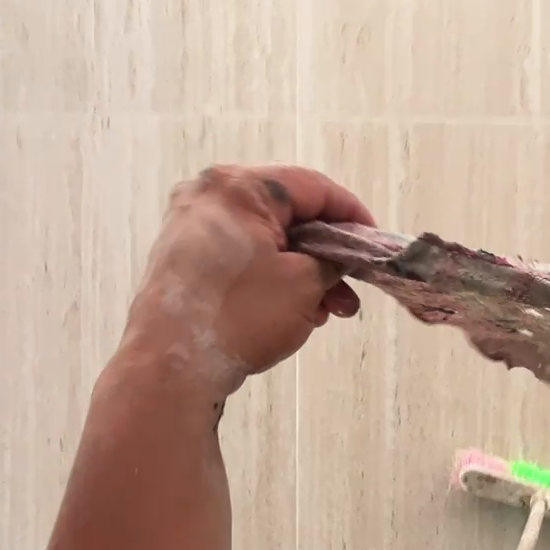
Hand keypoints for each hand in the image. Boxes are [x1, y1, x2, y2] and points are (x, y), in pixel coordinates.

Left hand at [127, 164, 375, 383]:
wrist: (175, 362)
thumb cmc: (242, 315)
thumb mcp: (304, 284)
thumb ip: (333, 261)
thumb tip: (344, 257)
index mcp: (240, 187)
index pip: (313, 187)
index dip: (352, 215)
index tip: (374, 245)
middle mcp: (211, 195)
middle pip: (290, 215)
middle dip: (328, 254)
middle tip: (354, 287)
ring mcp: (195, 227)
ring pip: (270, 240)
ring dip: (308, 273)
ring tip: (332, 311)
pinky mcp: (189, 259)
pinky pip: (248, 258)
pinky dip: (278, 278)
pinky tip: (300, 311)